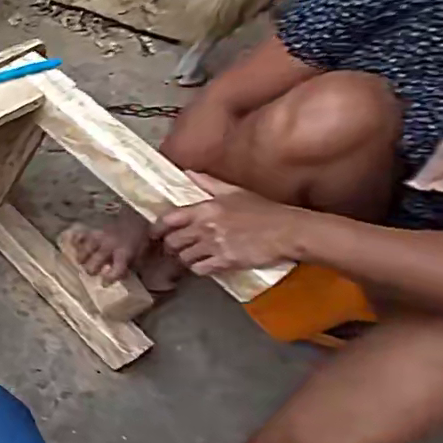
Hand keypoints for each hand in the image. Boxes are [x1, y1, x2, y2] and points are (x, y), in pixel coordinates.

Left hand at [152, 173, 304, 273]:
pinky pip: (199, 269)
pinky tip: (205, 264)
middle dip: (171, 246)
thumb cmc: (262, 210)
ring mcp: (214, 246)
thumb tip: (188, 172)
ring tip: (191, 256)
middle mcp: (205, 227)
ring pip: (184, 258)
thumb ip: (208, 182)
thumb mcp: (234, 191)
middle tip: (175, 248)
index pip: (169, 219)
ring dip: (185, 259)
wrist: (287, 231)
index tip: (155, 233)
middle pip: (173, 242)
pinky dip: (199, 268)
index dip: (158, 229)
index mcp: (205, 208)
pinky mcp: (224, 262)